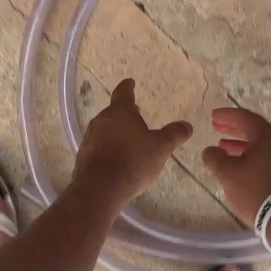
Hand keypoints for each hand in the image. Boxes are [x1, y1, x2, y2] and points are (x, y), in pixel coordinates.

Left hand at [72, 79, 192, 207]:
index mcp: (120, 112)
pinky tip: (116, 159)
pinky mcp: (83, 156)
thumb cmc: (133, 161)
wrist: (100, 188)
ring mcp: (89, 138)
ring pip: (105, 129)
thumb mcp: (160, 148)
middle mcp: (101, 120)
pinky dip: (108, 148)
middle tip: (136, 115)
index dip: (128, 86)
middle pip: (113, 112)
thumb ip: (174, 135)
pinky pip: (98, 146)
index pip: (123, 92)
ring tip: (128, 139)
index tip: (130, 82)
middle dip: (124, 113)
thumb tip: (187, 125)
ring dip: (115, 131)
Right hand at [199, 107, 270, 222]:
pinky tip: (242, 165)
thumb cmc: (257, 192)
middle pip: (256, 129)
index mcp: (269, 135)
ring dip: (243, 144)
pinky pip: (270, 156)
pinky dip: (254, 156)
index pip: (245, 117)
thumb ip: (215, 158)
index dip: (227, 116)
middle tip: (217, 127)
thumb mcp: (228, 174)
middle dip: (235, 129)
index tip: (213, 116)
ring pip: (263, 145)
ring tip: (224, 148)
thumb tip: (210, 151)